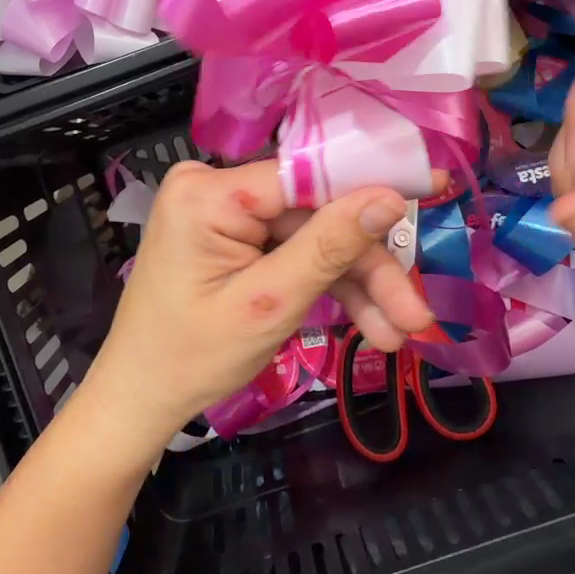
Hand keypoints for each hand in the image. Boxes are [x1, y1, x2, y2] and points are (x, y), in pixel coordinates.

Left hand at [83, 161, 438, 440]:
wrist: (140, 398)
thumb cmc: (192, 356)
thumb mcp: (269, 304)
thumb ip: (329, 246)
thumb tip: (390, 195)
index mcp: (209, 192)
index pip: (308, 174)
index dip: (372, 186)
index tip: (434, 190)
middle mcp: (214, 187)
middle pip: (315, 213)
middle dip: (368, 266)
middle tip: (416, 316)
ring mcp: (222, 213)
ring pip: (311, 237)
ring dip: (355, 284)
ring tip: (398, 335)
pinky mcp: (232, 238)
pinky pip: (290, 251)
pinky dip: (326, 287)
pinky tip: (367, 325)